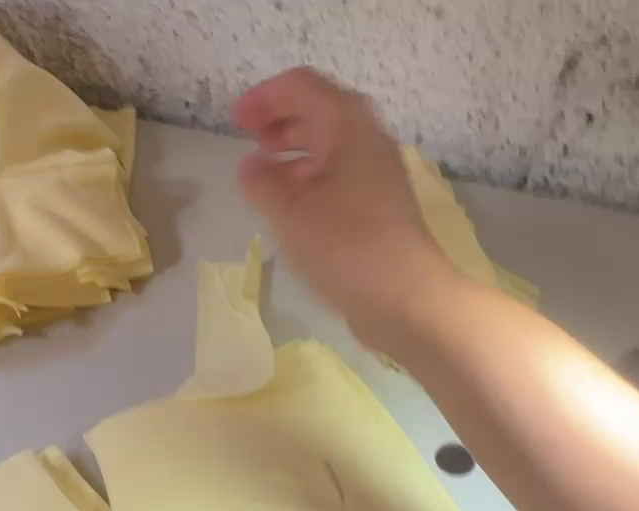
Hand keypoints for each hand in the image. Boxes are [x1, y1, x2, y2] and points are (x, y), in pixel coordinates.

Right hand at [232, 68, 462, 344]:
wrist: (403, 295)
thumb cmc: (343, 244)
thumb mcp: (289, 211)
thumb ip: (261, 183)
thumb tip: (249, 167)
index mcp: (346, 124)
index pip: (300, 88)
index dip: (264, 98)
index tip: (235, 122)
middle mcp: (367, 140)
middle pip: (319, 114)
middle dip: (280, 123)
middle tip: (248, 142)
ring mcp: (378, 175)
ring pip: (330, 149)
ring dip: (294, 154)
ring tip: (265, 176)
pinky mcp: (380, 208)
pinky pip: (339, 179)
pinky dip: (311, 181)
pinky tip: (293, 208)